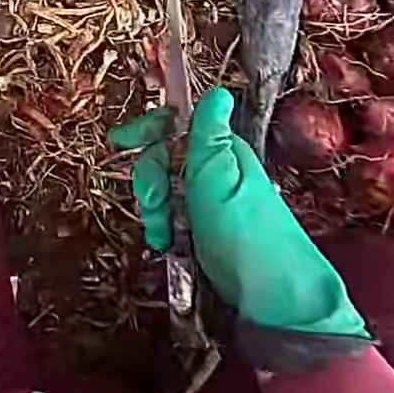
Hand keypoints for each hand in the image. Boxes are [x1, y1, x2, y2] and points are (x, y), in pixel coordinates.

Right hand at [109, 88, 369, 349]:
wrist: (273, 300)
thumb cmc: (243, 230)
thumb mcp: (219, 174)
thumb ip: (210, 132)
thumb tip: (217, 92)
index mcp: (219, 149)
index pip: (175, 123)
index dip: (146, 129)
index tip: (119, 141)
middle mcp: (213, 170)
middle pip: (162, 157)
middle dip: (150, 177)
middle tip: (155, 203)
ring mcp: (208, 202)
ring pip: (163, 189)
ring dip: (154, 208)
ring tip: (162, 231)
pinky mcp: (203, 231)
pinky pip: (170, 217)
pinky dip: (162, 227)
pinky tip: (165, 242)